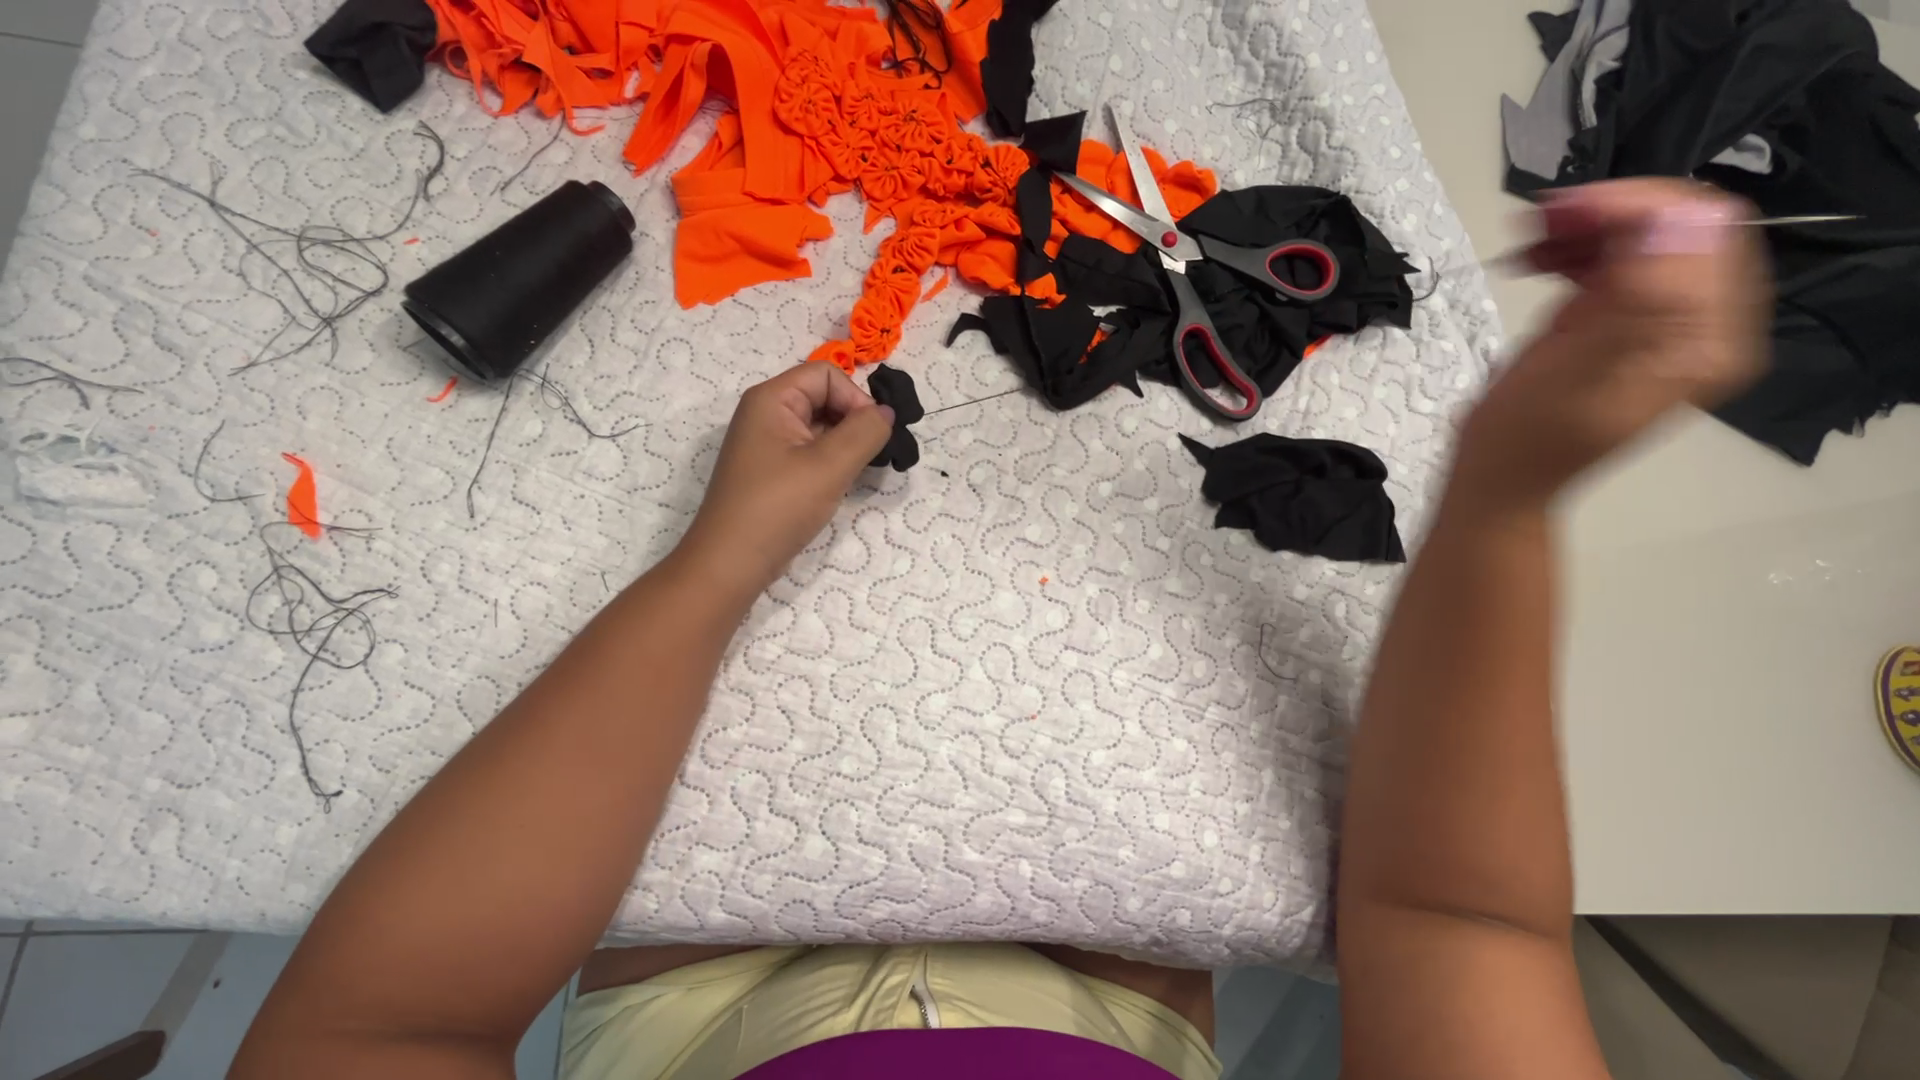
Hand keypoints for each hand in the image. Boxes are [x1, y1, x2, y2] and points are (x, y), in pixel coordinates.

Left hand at [677, 363, 894, 597]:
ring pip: (820, 428)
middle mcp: (765, 415)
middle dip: (854, 422)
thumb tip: (887, 413)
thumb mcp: (829, 466)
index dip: (855, 399)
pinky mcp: (772, 472)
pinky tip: (840, 486)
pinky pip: (810, 452)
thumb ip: (865, 432)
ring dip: (845, 445)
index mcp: (771, 400)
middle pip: (823, 397)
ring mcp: (767, 445)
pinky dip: (831, 463)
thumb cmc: (777, 508)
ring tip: (857, 474)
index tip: (873, 436)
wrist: (730, 564)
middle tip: (872, 457)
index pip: (827, 374)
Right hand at [1452, 179, 1769, 511]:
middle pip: (1680, 227)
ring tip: (1529, 240)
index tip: (1560, 210)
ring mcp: (1662, 321)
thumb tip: (1676, 221)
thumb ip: (1639, 300)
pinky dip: (1579, 248)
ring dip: (1589, 227)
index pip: (1705, 231)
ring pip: (1647, 236)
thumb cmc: (1525, 437)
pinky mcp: (1624, 320)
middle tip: (1537, 220)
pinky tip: (1536, 259)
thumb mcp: (1579, 372)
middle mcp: (1701, 324)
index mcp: (1705, 339)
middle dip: (1610, 211)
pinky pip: (1619, 260)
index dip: (1638, 205)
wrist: (1497, 480)